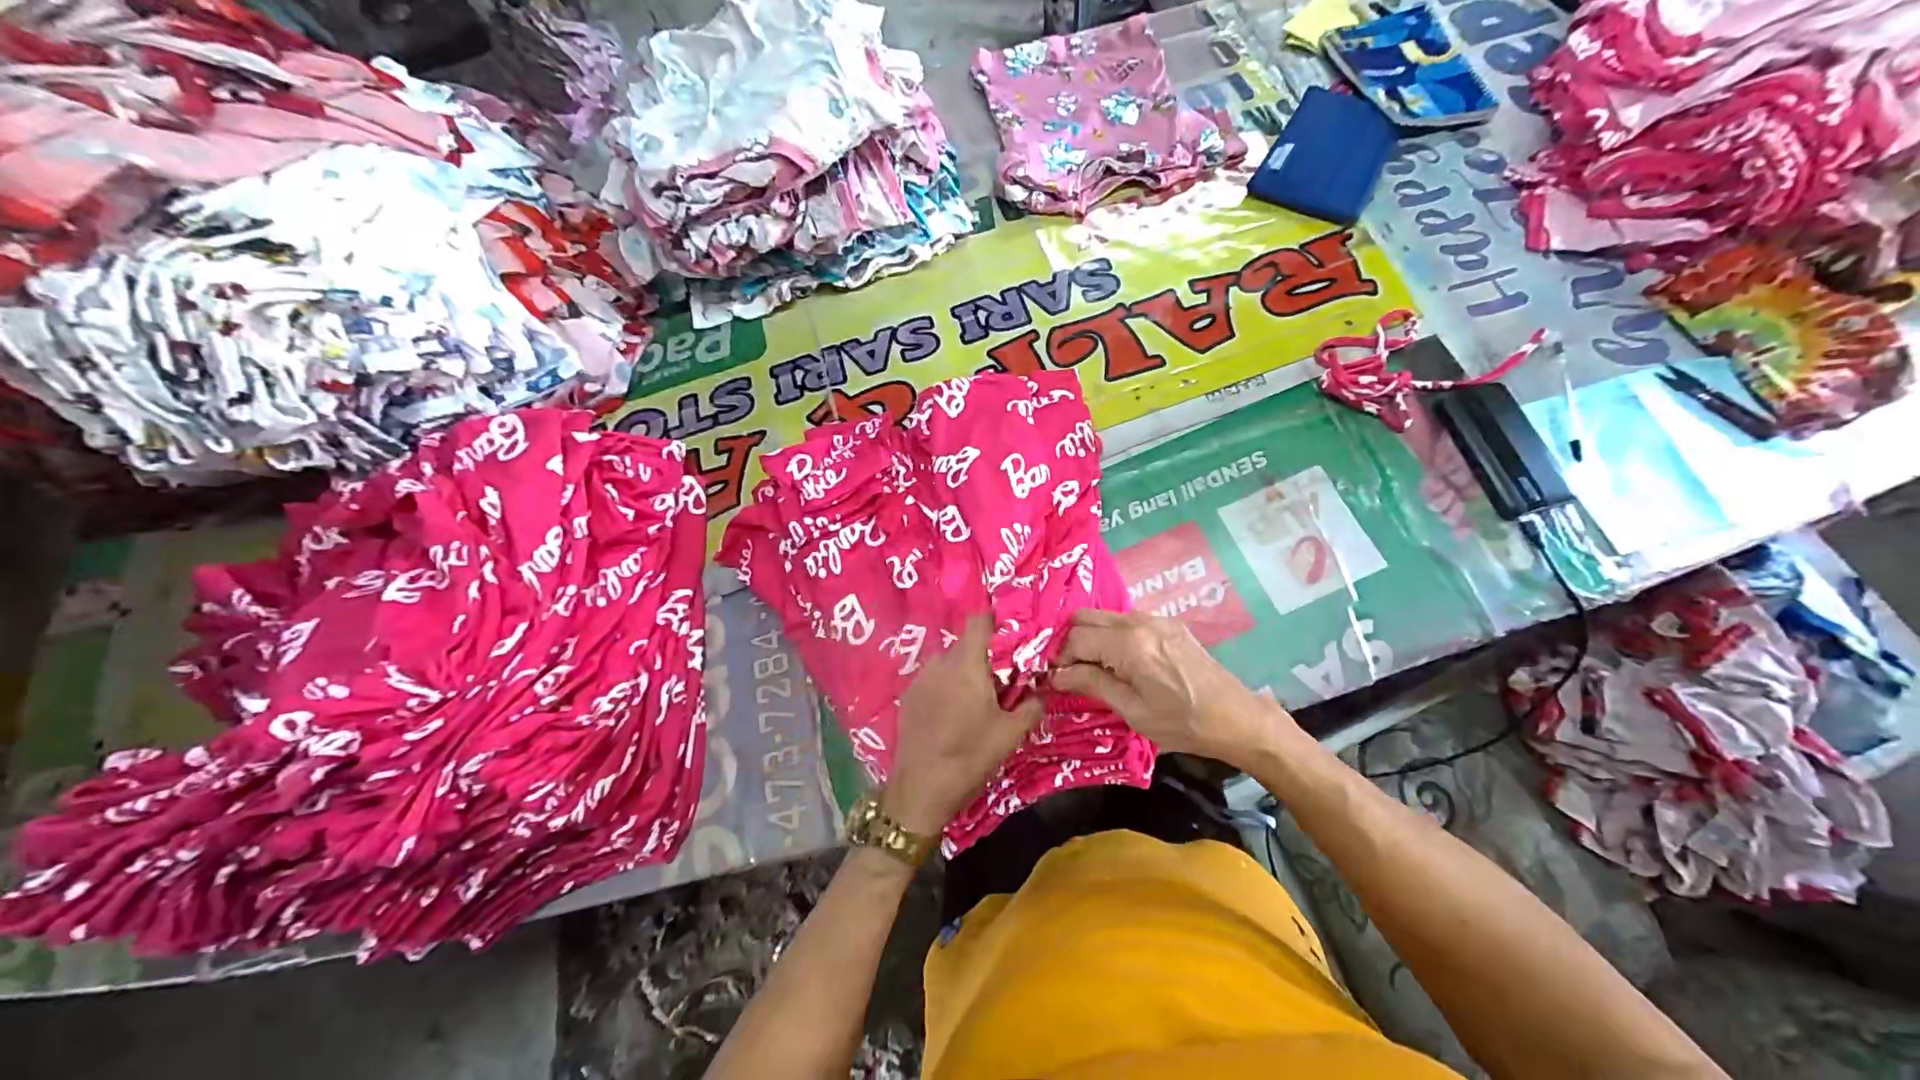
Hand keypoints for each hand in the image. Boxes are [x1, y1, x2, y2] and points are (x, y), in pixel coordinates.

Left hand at [882, 614, 1042, 835]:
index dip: (996, 623)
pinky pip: (933, 681)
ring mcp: (919, 679)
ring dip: (963, 674)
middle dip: (984, 659)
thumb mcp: (1011, 734)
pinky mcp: (907, 697)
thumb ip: (1032, 706)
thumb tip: (1041, 690)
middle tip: (1000, 685)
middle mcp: (939, 663)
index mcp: (966, 664)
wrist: (920, 789)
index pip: (979, 621)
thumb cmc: (970, 757)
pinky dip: (945, 689)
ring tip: (976, 704)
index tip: (1011, 640)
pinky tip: (952, 717)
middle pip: (966, 645)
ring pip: (948, 664)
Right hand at [1052, 609, 1304, 768]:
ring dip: (1092, 637)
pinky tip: (1118, 661)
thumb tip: (1057, 675)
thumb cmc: (1182, 723)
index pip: (1076, 638)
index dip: (1060, 658)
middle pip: (1086, 617)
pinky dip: (1112, 636)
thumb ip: (1092, 684)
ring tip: (1093, 668)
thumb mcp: (1132, 710)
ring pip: (1106, 616)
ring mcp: (1157, 619)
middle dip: (1071, 641)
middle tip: (1070, 671)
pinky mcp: (1169, 624)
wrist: (1237, 718)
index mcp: (1129, 643)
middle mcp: (1140, 621)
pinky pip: (1127, 621)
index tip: (1056, 679)